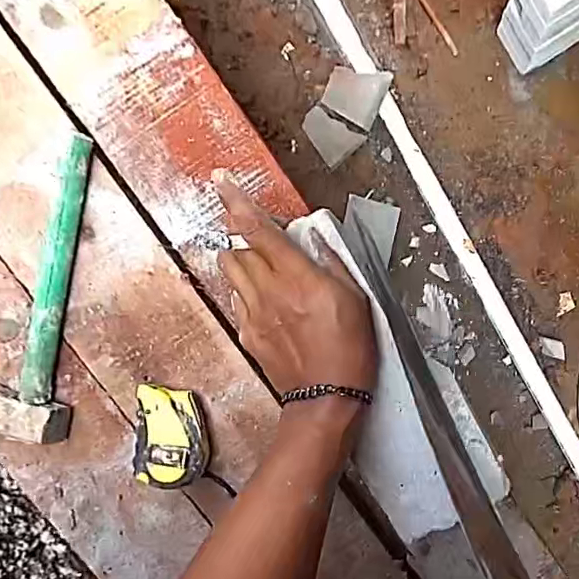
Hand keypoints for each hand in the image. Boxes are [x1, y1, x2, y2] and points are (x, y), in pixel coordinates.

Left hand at [215, 171, 377, 420]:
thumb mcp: (357, 300)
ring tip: (269, 276)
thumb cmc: (349, 350)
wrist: (327, 396)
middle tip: (265, 244)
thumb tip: (318, 243)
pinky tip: (272, 308)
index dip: (236, 201)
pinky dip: (249, 295)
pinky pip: (238, 302)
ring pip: (232, 273)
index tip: (222, 182)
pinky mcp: (248, 334)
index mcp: (297, 277)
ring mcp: (253, 314)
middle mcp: (268, 291)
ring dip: (244, 265)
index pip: (257, 229)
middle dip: (245, 239)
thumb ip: (333, 264)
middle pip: (236, 248)